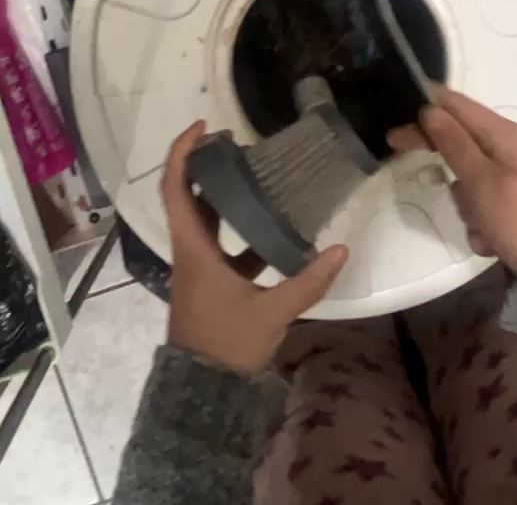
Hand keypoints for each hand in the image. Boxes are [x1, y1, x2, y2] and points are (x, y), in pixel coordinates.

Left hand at [159, 121, 349, 373]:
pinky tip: (272, 228)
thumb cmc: (227, 344)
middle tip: (236, 143)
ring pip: (205, 219)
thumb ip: (308, 281)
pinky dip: (240, 229)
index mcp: (193, 248)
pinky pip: (221, 243)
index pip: (175, 188)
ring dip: (223, 194)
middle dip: (206, 165)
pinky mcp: (209, 281)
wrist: (203, 391)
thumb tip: (341, 249)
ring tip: (255, 174)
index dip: (182, 152)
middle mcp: (189, 250)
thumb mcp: (272, 312)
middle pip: (188, 195)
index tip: (203, 126)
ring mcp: (197, 266)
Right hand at [388, 89, 516, 270]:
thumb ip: (453, 142)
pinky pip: (486, 203)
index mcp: (503, 133)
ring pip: (470, 178)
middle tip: (399, 155)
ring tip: (479, 222)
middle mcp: (510, 148)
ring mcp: (515, 176)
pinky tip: (491, 239)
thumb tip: (430, 108)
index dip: (424, 108)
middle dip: (438, 156)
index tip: (397, 123)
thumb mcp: (480, 179)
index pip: (457, 105)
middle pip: (460, 140)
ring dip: (466, 202)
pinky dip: (483, 221)